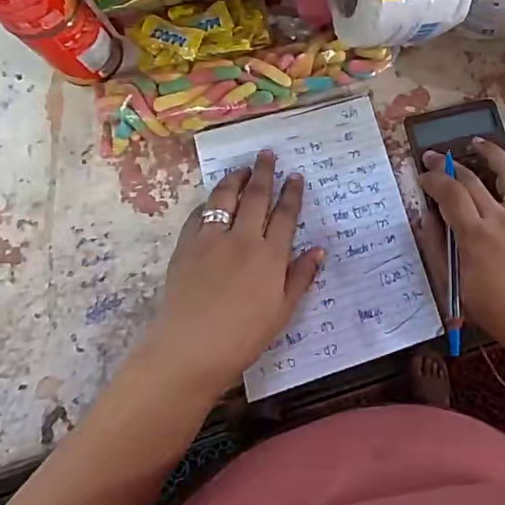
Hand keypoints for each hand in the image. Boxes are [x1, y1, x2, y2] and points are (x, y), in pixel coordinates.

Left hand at [143, 151, 323, 391]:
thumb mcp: (282, 312)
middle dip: (264, 172)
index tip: (295, 176)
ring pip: (225, 198)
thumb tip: (318, 250)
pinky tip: (212, 201)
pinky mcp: (186, 246)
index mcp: (270, 256)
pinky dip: (209, 203)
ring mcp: (211, 240)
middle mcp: (243, 239)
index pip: (285, 215)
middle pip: (256, 197)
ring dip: (236, 179)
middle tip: (267, 154)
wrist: (189, 349)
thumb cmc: (243, 337)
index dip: (291, 193)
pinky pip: (199, 215)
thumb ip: (300, 278)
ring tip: (242, 169)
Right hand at [416, 140, 504, 351]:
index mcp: (475, 235)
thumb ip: (438, 247)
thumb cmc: (489, 308)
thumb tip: (427, 217)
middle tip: (433, 157)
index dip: (433, 180)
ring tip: (477, 142)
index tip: (422, 176)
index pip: (450, 193)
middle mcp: (499, 219)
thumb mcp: (453, 283)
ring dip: (492, 154)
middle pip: (472, 180)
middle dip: (449, 165)